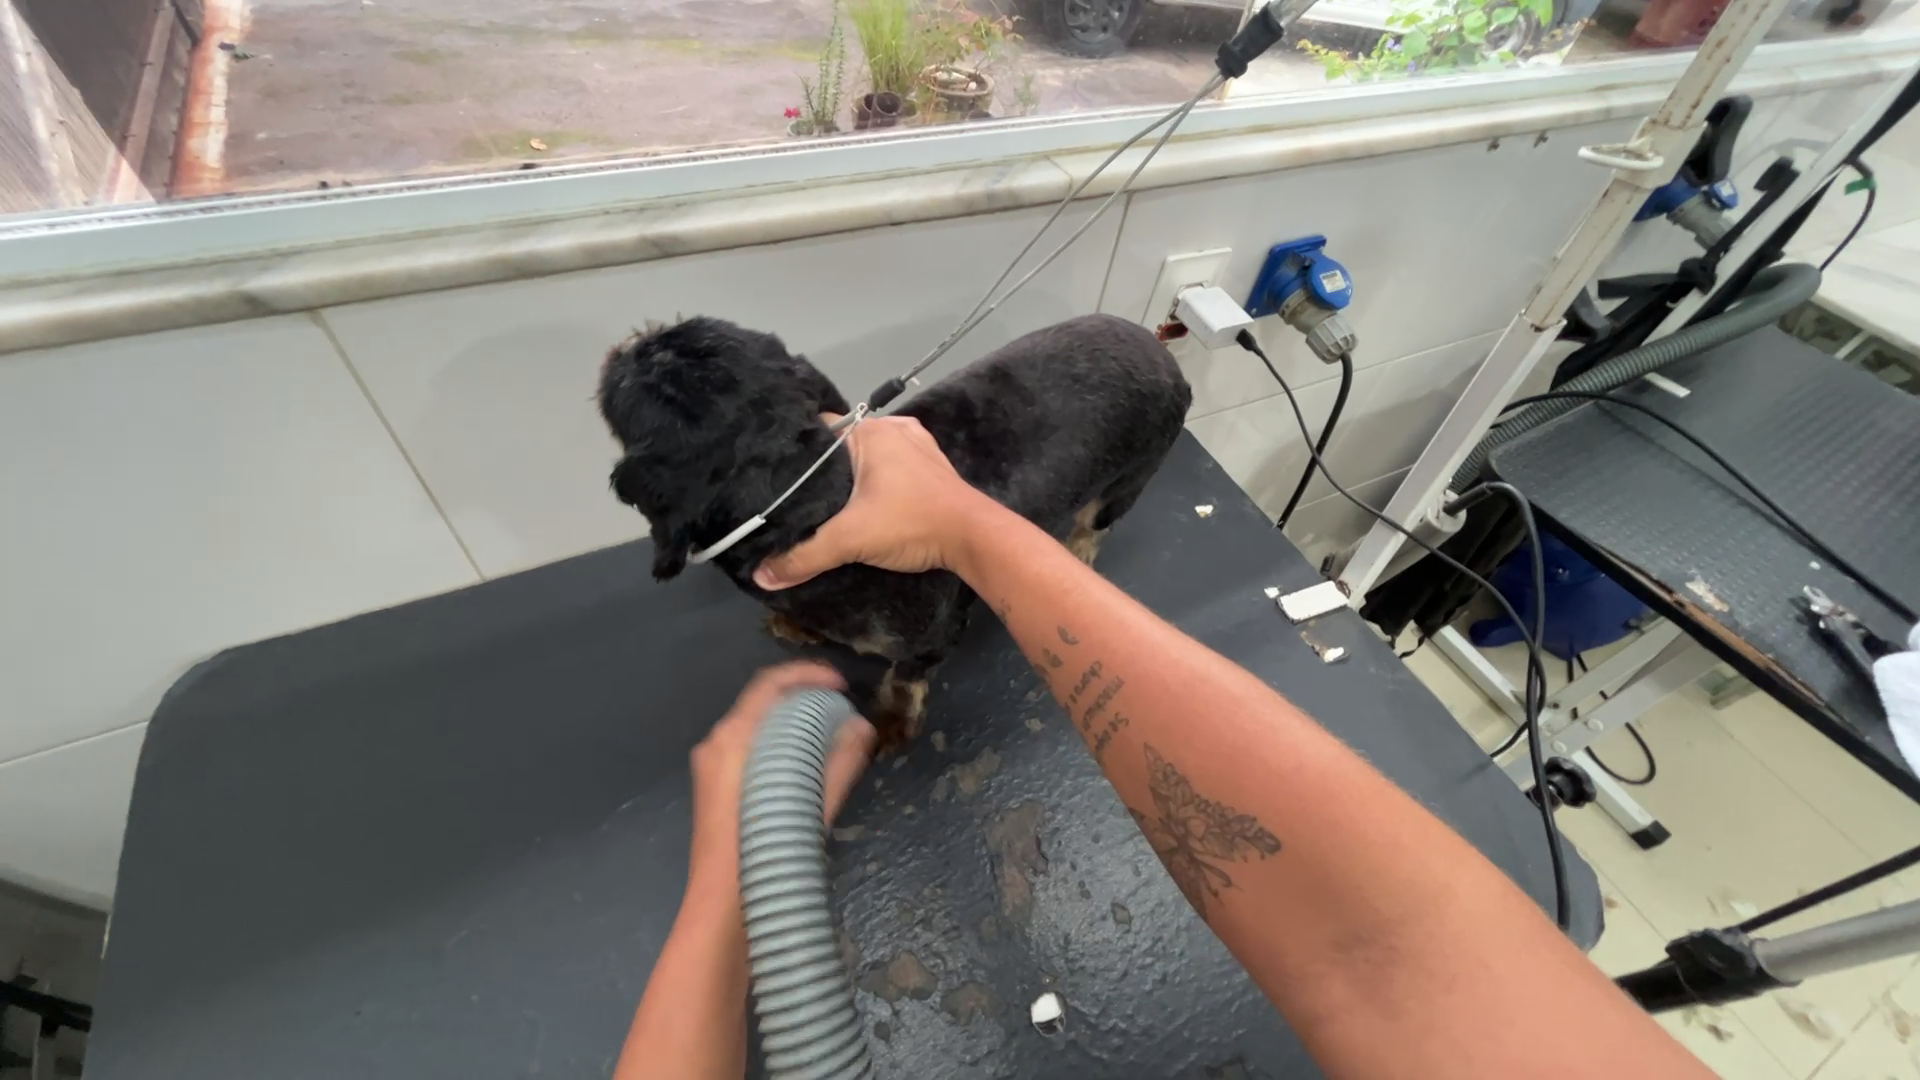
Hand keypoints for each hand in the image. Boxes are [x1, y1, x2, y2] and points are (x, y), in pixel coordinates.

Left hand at [687, 662, 877, 889]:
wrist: (721, 913)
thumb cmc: (764, 854)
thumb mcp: (810, 806)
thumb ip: (839, 763)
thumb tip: (863, 728)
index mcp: (732, 739)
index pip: (769, 684)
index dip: (808, 675)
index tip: (842, 685)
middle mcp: (717, 745)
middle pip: (763, 701)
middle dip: (805, 697)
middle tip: (842, 707)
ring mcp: (714, 768)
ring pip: (759, 725)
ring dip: (795, 720)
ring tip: (833, 730)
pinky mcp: (719, 789)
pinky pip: (754, 747)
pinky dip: (783, 742)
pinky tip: (810, 760)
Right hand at [754, 415, 994, 589]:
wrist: (975, 538)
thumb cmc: (913, 524)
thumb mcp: (851, 540)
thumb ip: (804, 556)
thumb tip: (762, 576)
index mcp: (869, 431)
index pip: (815, 431)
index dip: (794, 455)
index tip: (773, 479)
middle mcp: (892, 428)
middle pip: (840, 446)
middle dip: (821, 471)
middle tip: (796, 499)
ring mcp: (917, 444)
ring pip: (867, 457)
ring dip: (851, 478)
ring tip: (825, 504)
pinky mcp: (932, 465)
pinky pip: (891, 467)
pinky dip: (876, 481)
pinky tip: (863, 503)